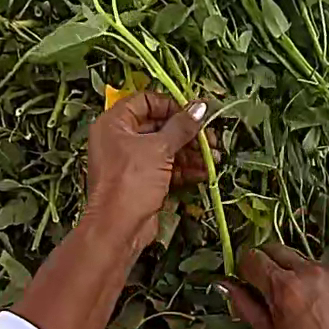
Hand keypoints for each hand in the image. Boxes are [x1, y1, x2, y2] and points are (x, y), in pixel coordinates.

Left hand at [82, 91, 211, 247]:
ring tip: (214, 158)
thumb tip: (200, 107)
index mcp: (115, 123)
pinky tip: (204, 173)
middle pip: (159, 127)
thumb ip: (181, 127)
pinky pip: (166, 169)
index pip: (145, 101)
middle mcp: (120, 140)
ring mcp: (131, 162)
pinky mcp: (142, 182)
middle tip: (210, 139)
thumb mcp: (159, 148)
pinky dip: (184, 169)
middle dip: (187, 134)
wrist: (118, 227)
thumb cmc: (131, 181)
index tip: (194, 114)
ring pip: (165, 150)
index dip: (171, 105)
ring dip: (191, 153)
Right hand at [223, 244, 328, 328]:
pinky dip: (311, 279)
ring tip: (294, 301)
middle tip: (265, 287)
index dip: (244, 269)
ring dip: (289, 272)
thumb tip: (224, 285)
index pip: (252, 258)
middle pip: (274, 249)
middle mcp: (307, 272)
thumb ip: (244, 305)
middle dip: (264, 264)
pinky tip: (315, 303)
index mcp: (284, 287)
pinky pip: (318, 267)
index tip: (245, 280)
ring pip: (297, 258)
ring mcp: (328, 271)